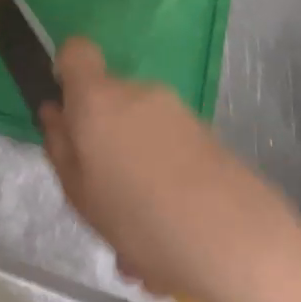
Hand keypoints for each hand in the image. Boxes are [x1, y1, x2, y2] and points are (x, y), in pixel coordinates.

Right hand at [40, 38, 300, 301]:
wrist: (244, 250)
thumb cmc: (138, 217)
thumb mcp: (77, 191)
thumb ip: (60, 145)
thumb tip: (56, 114)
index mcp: (97, 98)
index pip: (76, 51)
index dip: (67, 70)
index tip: (68, 107)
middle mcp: (140, 95)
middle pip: (112, 101)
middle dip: (105, 136)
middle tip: (103, 188)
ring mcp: (183, 117)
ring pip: (144, 134)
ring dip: (138, 167)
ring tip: (140, 228)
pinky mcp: (216, 143)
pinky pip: (175, 155)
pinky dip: (168, 183)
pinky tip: (171, 236)